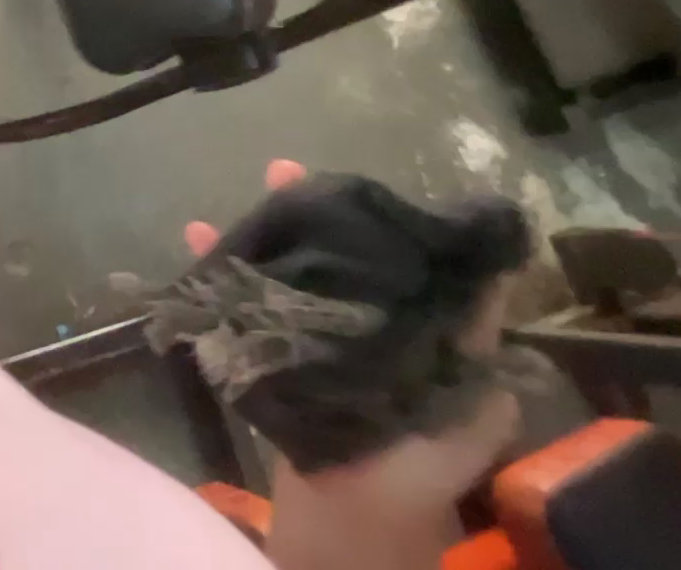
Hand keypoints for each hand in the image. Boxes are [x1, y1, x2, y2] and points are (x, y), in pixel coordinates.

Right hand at [236, 161, 519, 516]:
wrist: (351, 509)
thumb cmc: (413, 460)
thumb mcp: (465, 402)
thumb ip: (471, 342)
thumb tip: (485, 271)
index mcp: (399, 325)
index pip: (387, 259)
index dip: (373, 220)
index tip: (355, 186)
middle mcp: (347, 319)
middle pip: (323, 255)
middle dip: (301, 215)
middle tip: (280, 172)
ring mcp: (297, 332)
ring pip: (274, 270)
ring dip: (251, 236)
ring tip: (230, 203)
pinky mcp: (258, 348)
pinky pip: (234, 301)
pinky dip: (214, 272)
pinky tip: (195, 241)